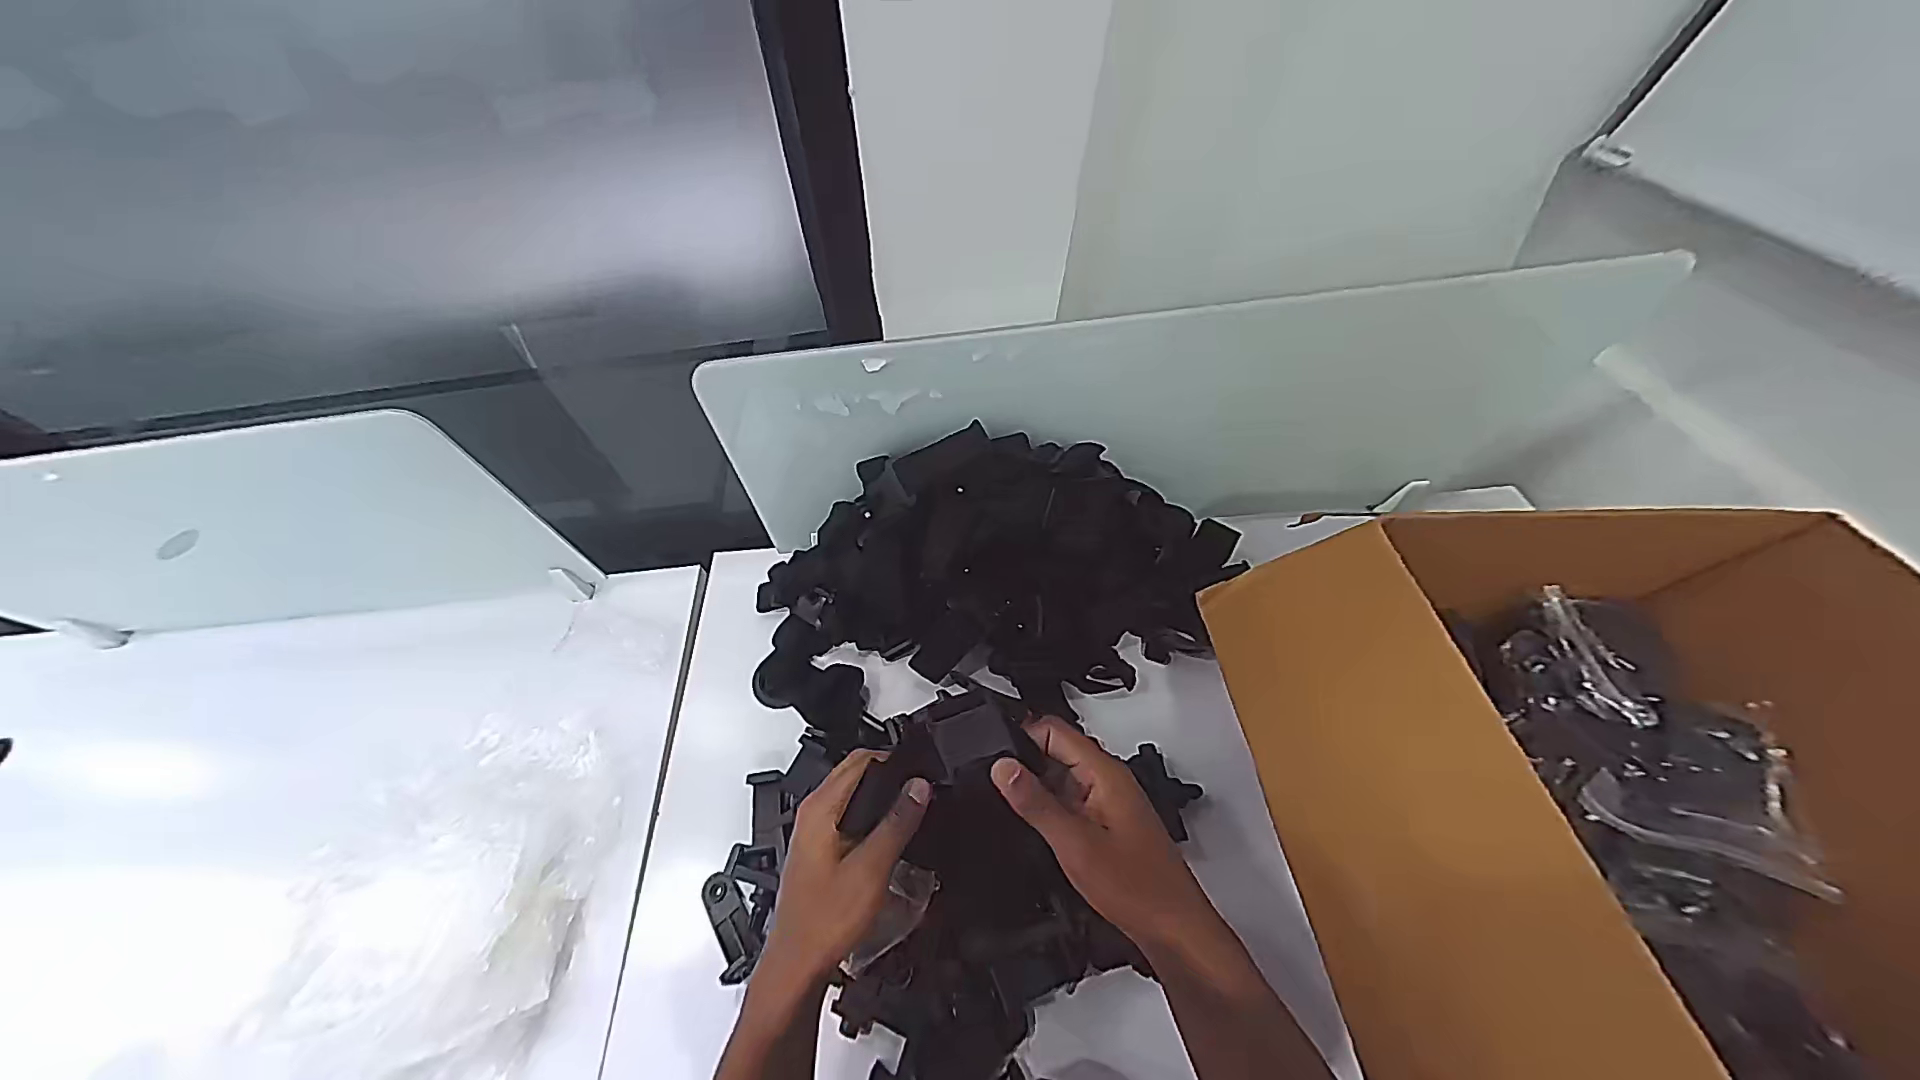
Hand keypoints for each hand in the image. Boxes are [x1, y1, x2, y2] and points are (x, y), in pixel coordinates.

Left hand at [756, 749, 931, 993]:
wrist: (798, 965)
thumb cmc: (823, 921)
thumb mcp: (872, 868)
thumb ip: (897, 823)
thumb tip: (918, 788)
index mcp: (820, 809)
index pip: (860, 759)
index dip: (892, 758)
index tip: (918, 768)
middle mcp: (812, 815)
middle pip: (855, 774)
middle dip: (888, 774)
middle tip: (919, 787)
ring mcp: (813, 832)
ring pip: (852, 797)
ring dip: (880, 797)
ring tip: (910, 809)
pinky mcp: (819, 850)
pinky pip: (849, 818)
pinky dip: (871, 817)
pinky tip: (889, 838)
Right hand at [990, 717, 1218, 951]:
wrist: (1173, 930)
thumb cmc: (1140, 889)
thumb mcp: (1074, 844)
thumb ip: (1035, 803)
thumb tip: (1004, 768)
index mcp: (1105, 773)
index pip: (1054, 729)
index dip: (1021, 737)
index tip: (997, 758)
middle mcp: (1109, 780)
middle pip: (1057, 750)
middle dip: (1026, 766)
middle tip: (1005, 791)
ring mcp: (1109, 801)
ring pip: (1062, 778)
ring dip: (1039, 790)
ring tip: (1023, 816)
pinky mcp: (1107, 822)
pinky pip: (1071, 801)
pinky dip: (1053, 811)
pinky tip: (1044, 834)